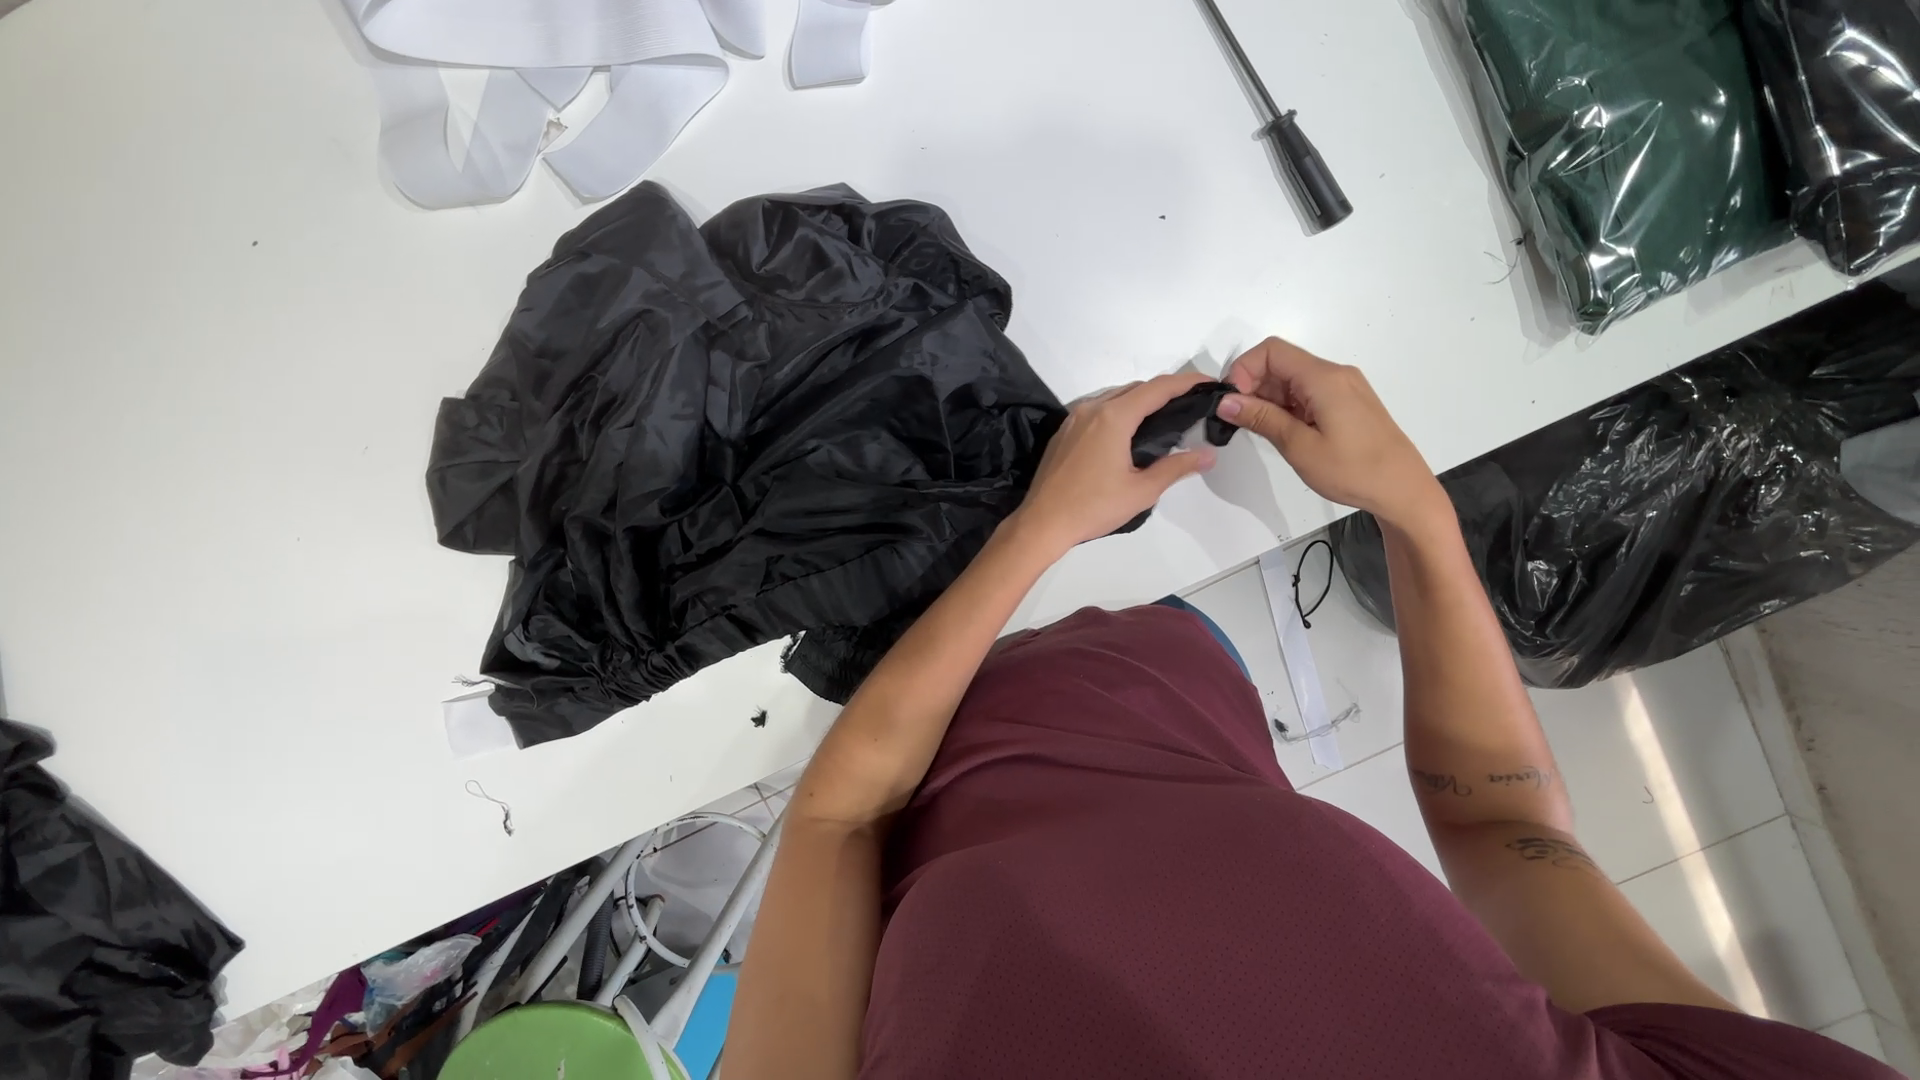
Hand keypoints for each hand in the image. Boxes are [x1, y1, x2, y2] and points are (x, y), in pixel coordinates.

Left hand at [1010, 373, 1218, 554]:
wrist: (1042, 523)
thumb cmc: (1093, 508)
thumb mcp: (1142, 491)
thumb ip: (1176, 467)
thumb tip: (1208, 455)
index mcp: (1113, 418)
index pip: (1157, 388)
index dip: (1187, 382)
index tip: (1208, 384)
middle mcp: (1091, 409)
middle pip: (1135, 389)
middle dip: (1165, 391)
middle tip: (1190, 406)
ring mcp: (1073, 419)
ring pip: (1114, 397)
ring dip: (1140, 401)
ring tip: (1164, 418)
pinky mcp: (1063, 432)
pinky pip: (1096, 411)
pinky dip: (1118, 412)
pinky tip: (1129, 434)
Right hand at [1218, 337, 1444, 530]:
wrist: (1402, 489)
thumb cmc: (1352, 470)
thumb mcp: (1299, 446)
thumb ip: (1261, 418)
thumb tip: (1225, 401)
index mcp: (1324, 378)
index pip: (1272, 351)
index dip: (1244, 370)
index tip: (1234, 403)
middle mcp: (1335, 374)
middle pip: (1281, 362)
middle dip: (1252, 386)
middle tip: (1240, 421)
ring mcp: (1343, 388)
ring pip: (1292, 379)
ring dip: (1268, 398)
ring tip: (1259, 430)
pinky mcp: (1346, 402)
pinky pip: (1307, 392)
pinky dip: (1286, 405)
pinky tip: (1281, 430)